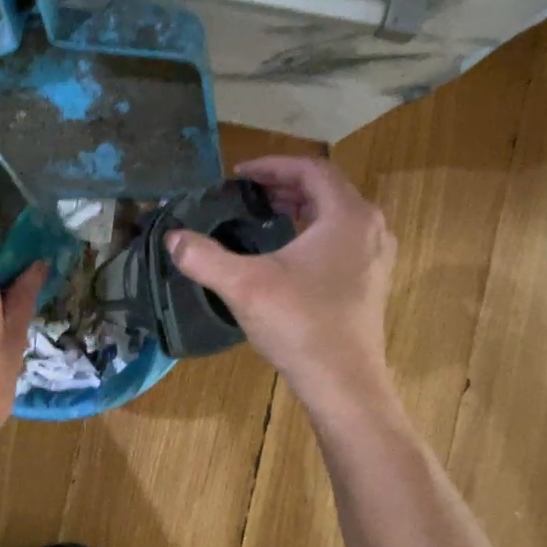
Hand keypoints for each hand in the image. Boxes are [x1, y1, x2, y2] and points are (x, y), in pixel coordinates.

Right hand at [166, 156, 396, 407]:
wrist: (342, 380)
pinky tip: (285, 254)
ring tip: (263, 216)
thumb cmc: (300, 324)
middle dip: (284, 186)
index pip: (312, 169)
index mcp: (347, 216)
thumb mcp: (243, 285)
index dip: (272, 165)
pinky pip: (340, 240)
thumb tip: (172, 238)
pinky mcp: (370, 282)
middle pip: (326, 190)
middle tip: (246, 193)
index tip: (238, 174)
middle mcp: (369, 228)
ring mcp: (374, 257)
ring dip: (299, 209)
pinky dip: (312, 233)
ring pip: (335, 216)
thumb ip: (204, 257)